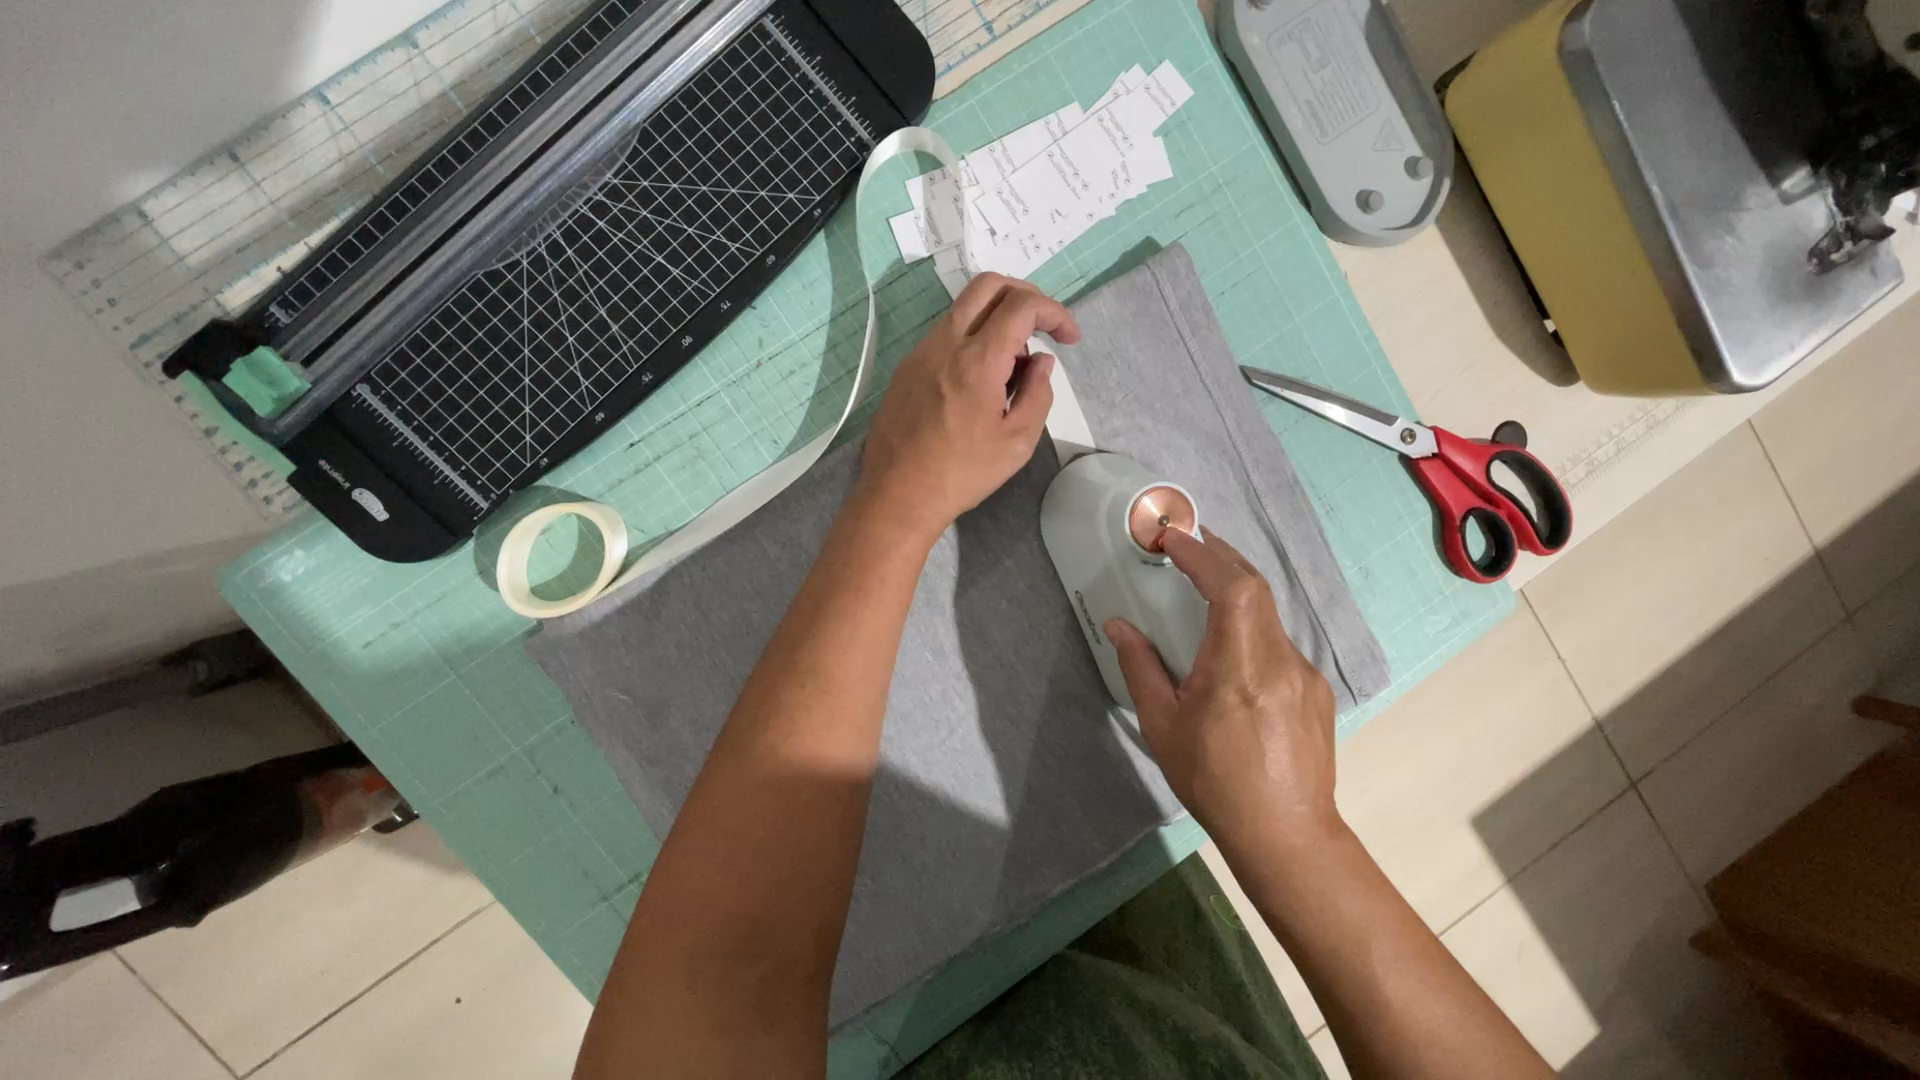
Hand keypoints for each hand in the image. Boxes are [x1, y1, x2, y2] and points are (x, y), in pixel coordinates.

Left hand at [859, 274, 1080, 538]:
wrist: (896, 495)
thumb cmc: (961, 475)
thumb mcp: (1017, 442)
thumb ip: (1038, 394)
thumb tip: (1042, 363)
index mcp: (977, 361)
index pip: (1022, 305)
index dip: (1054, 312)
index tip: (1069, 338)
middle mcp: (945, 344)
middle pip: (988, 285)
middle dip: (1025, 295)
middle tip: (1043, 328)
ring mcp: (920, 353)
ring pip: (963, 308)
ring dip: (997, 320)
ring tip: (1012, 368)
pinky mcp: (906, 368)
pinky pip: (945, 335)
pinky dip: (972, 339)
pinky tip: (980, 382)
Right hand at [1105, 527, 1340, 852]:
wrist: (1286, 834)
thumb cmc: (1214, 782)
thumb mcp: (1163, 727)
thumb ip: (1140, 668)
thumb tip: (1119, 625)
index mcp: (1241, 668)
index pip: (1233, 589)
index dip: (1204, 556)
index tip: (1173, 539)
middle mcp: (1281, 661)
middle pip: (1256, 588)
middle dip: (1219, 557)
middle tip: (1185, 545)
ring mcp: (1305, 674)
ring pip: (1269, 615)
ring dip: (1236, 590)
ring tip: (1202, 588)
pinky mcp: (1315, 690)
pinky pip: (1279, 643)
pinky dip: (1251, 626)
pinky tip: (1231, 649)